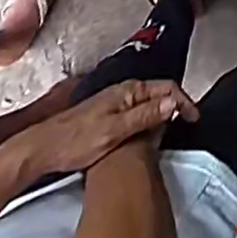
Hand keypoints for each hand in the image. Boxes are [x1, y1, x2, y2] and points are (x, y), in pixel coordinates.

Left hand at [2, 79, 196, 175]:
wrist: (42, 150)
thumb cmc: (76, 141)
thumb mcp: (114, 131)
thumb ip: (145, 115)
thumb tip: (173, 102)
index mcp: (128, 91)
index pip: (166, 87)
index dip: (184, 101)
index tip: (194, 119)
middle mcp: (123, 91)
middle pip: (159, 92)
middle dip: (176, 104)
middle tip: (188, 124)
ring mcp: (115, 102)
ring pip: (149, 102)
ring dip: (164, 113)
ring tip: (174, 130)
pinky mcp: (109, 115)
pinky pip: (138, 112)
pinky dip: (150, 119)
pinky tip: (150, 135)